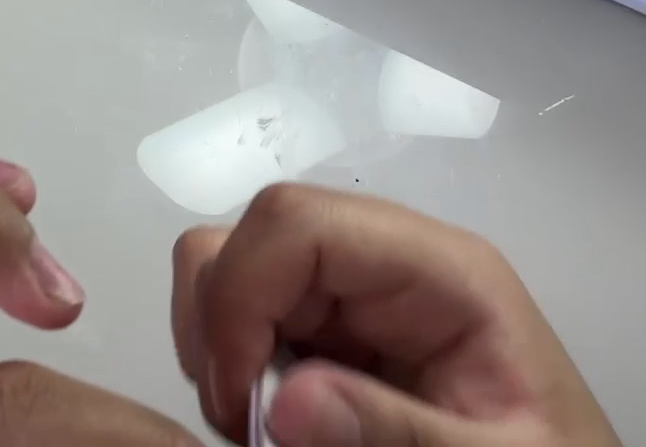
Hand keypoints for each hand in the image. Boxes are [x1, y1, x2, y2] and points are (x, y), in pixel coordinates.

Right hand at [172, 184, 621, 446]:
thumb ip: (408, 437)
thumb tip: (285, 403)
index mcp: (433, 267)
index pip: (295, 221)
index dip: (242, 288)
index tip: (237, 389)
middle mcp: (371, 254)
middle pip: (244, 238)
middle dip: (218, 324)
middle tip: (238, 417)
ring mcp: (336, 281)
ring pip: (220, 264)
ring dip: (212, 339)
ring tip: (248, 417)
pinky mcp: (312, 312)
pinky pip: (230, 306)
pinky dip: (222, 355)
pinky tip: (259, 406)